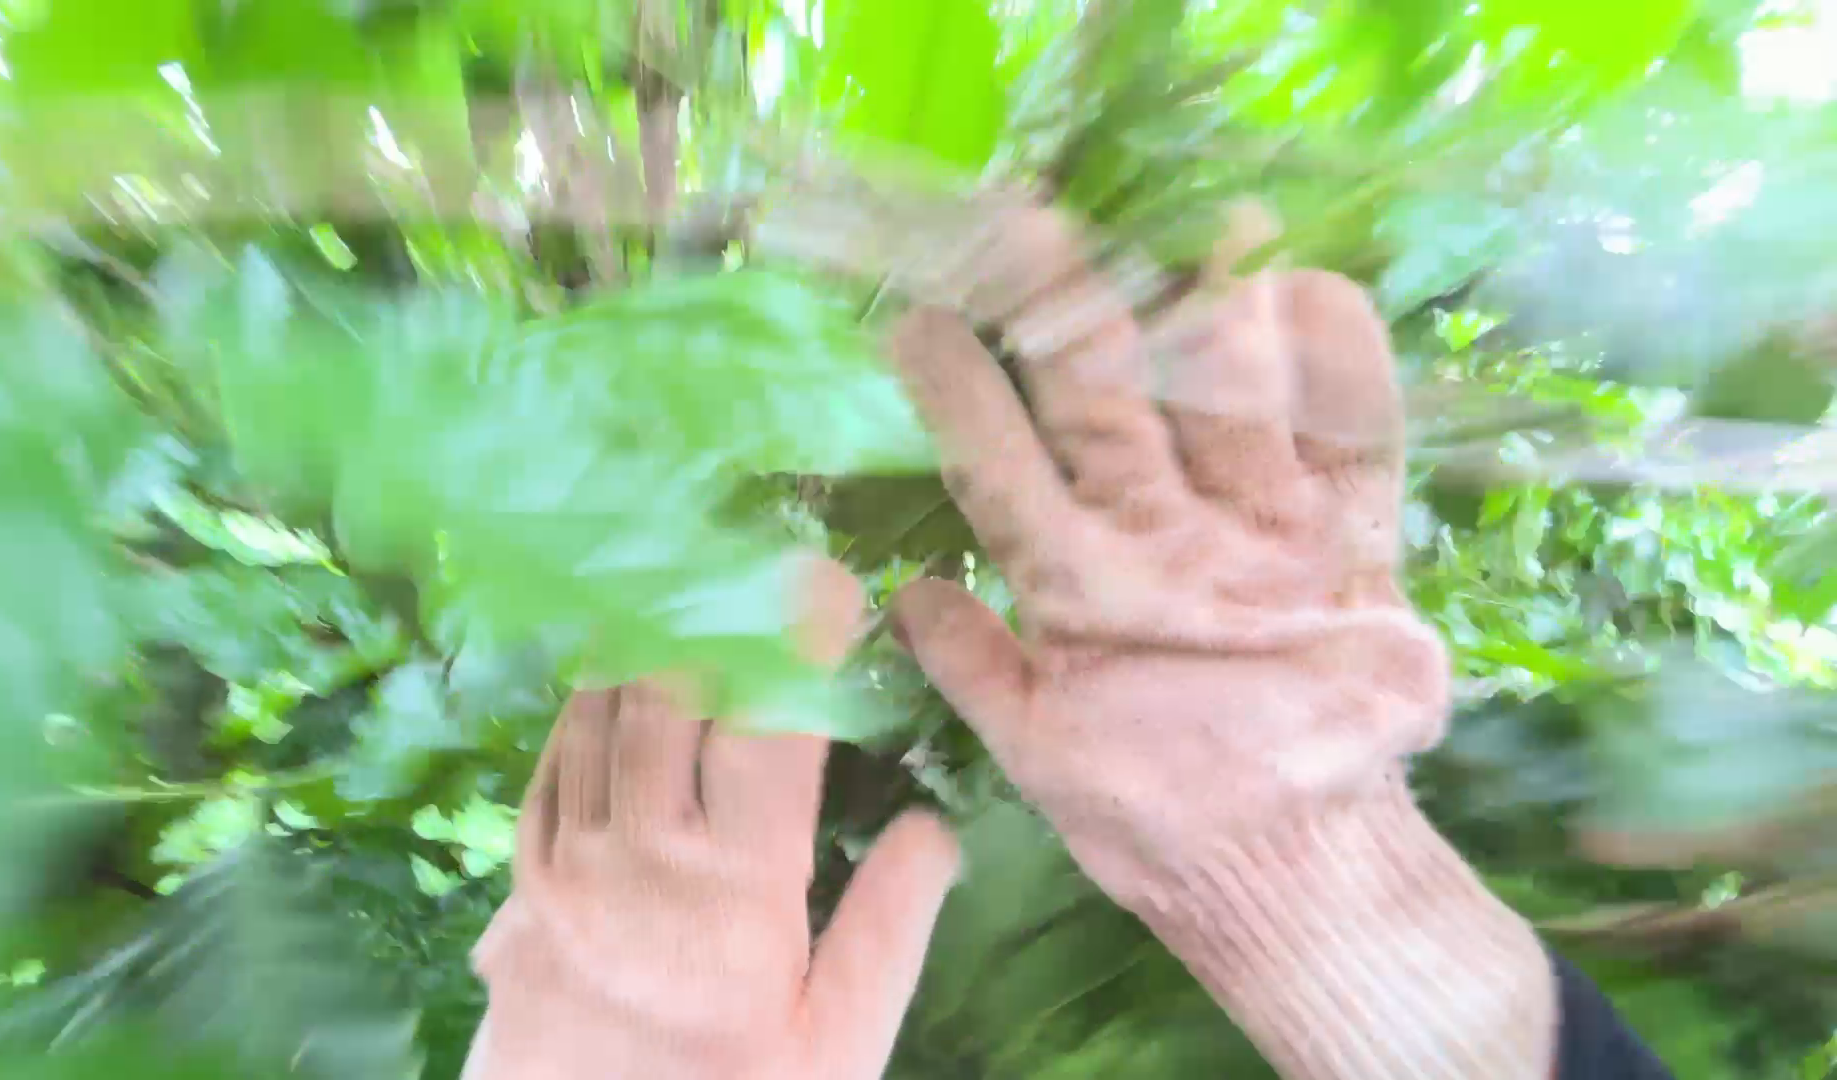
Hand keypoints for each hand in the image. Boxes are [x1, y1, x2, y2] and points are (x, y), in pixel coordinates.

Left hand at [463, 558, 958, 1079]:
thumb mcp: (839, 1040)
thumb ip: (892, 924)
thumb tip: (935, 822)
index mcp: (737, 888)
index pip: (773, 731)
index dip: (803, 644)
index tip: (831, 583)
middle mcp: (646, 852)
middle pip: (671, 692)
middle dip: (717, 613)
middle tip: (753, 567)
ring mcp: (570, 858)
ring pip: (602, 710)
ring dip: (647, 636)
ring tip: (686, 584)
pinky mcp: (524, 873)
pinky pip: (552, 756)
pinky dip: (587, 696)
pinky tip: (613, 664)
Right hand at [885, 208, 1552, 1078]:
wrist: (1297, 865)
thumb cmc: (1151, 806)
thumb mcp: (1031, 752)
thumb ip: (966, 660)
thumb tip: (900, 583)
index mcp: (1079, 599)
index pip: (995, 472)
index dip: (952, 389)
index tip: (912, 317)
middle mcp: (1170, 548)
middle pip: (1103, 402)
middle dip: (1058, 301)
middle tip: (1023, 218)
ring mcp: (1273, 537)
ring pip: (1235, 391)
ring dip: (1205, 300)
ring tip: (1185, 227)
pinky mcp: (1358, 544)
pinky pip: (1363, 428)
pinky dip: (1342, 352)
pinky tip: (1304, 292)